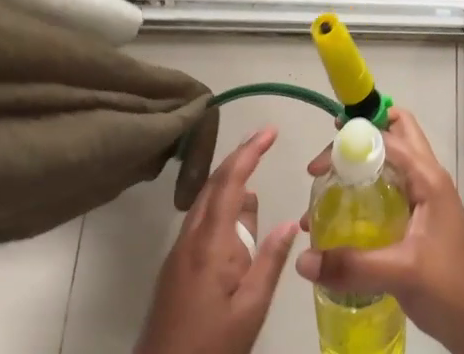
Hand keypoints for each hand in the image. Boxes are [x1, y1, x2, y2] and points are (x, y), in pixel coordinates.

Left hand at [136, 128, 298, 353]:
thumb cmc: (211, 345)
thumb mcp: (251, 309)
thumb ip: (270, 262)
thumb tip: (289, 223)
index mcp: (210, 244)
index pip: (230, 184)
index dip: (249, 152)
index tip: (271, 131)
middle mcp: (189, 240)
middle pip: (213, 186)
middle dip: (240, 160)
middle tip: (267, 142)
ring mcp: (178, 254)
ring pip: (205, 205)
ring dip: (231, 189)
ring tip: (258, 194)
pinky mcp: (175, 270)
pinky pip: (200, 225)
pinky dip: (222, 212)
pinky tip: (240, 230)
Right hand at [293, 111, 463, 350]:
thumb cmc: (448, 286)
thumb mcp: (400, 272)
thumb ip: (352, 265)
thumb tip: (302, 260)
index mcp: (428, 179)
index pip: (389, 139)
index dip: (353, 142)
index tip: (317, 167)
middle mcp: (427, 179)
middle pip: (397, 134)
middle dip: (363, 134)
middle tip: (327, 156)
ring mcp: (424, 198)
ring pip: (392, 162)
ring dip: (362, 163)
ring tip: (325, 190)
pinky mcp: (418, 219)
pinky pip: (389, 190)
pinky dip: (365, 190)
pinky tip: (340, 219)